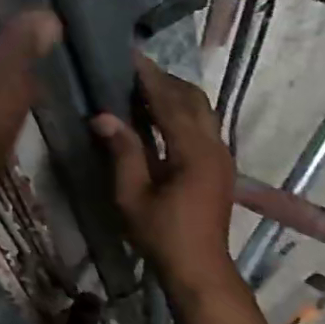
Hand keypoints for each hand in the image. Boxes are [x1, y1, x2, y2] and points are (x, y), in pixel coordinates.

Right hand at [92, 54, 236, 290]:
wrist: (199, 267)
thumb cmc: (160, 233)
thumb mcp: (132, 195)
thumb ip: (123, 152)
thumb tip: (103, 116)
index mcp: (193, 151)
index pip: (170, 102)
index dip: (149, 78)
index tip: (131, 56)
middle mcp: (214, 146)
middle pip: (193, 99)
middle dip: (165, 80)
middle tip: (133, 70)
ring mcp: (221, 155)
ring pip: (202, 111)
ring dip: (175, 95)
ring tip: (143, 88)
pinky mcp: (218, 165)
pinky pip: (202, 125)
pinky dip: (181, 111)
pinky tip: (158, 116)